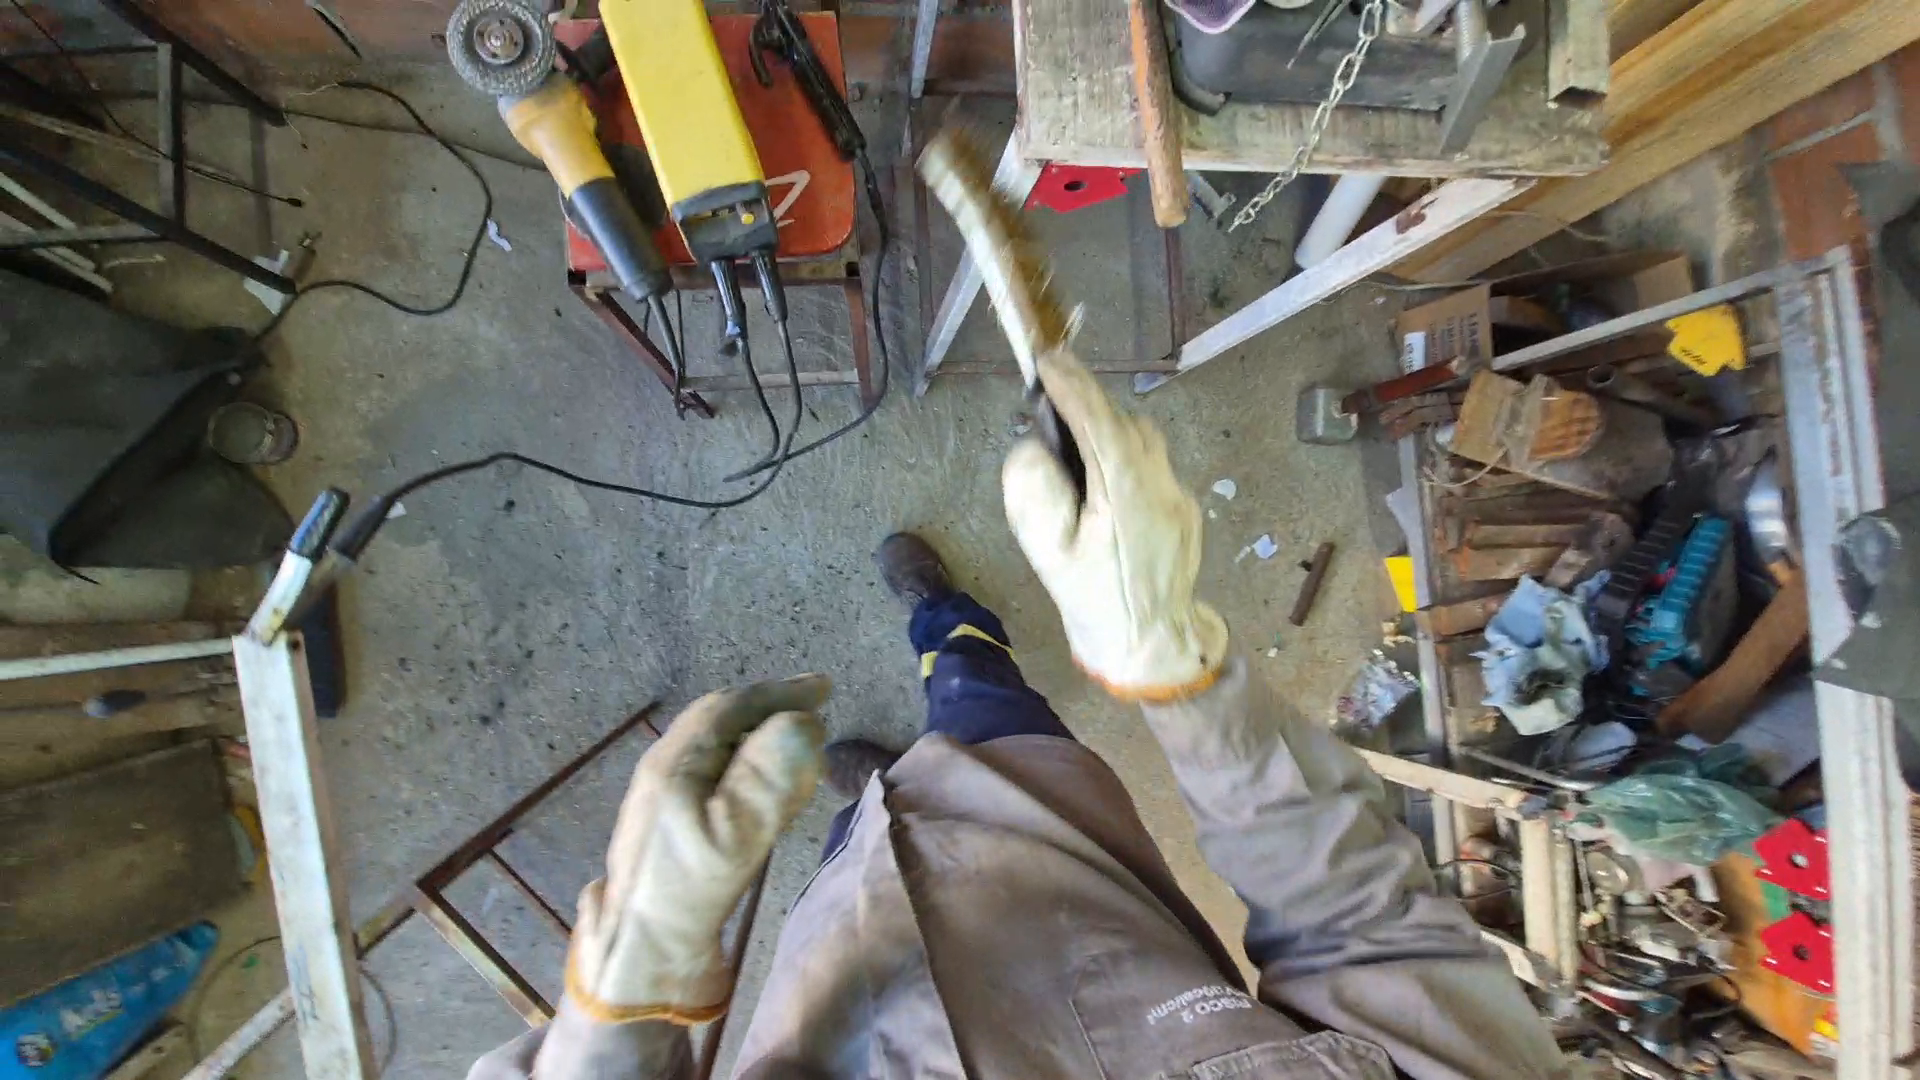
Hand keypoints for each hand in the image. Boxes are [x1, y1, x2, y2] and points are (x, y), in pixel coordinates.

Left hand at [564, 676, 830, 1024]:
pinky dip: (745, 755)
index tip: (825, 689)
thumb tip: (804, 721)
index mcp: (676, 760)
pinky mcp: (668, 815)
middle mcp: (664, 764)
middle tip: (814, 705)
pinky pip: (712, 764)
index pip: (734, 705)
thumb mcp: (737, 834)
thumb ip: (770, 775)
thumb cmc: (689, 889)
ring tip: (795, 735)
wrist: (637, 955)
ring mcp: (662, 790)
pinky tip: (762, 775)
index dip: (782, 691)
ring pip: (716, 740)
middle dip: (770, 705)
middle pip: (721, 716)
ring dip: (758, 729)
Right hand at [1003, 350, 1227, 700]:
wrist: (1151, 643)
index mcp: (1124, 494)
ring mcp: (1179, 496)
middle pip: (1125, 422)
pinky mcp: (1186, 509)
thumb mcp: (1047, 553)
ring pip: (1145, 439)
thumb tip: (1035, 448)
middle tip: (1052, 399)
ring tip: (1076, 442)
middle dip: (1088, 402)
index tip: (1048, 358)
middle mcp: (1159, 485)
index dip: (1072, 386)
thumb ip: (1035, 492)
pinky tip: (1106, 479)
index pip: (1098, 422)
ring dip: (1109, 427)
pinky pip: (1154, 464)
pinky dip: (1126, 454)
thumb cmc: (1092, 601)